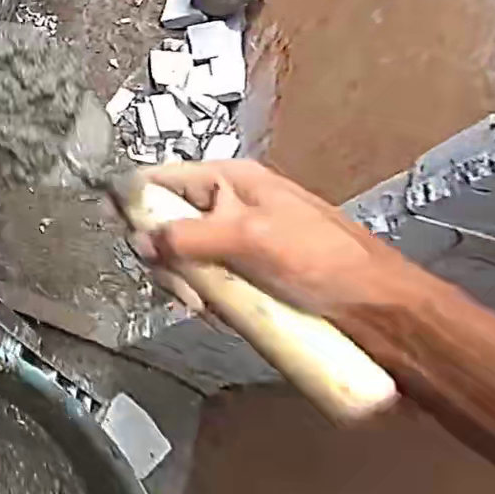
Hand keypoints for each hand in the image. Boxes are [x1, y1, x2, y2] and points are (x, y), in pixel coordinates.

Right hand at [131, 160, 447, 319]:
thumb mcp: (248, 238)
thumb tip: (140, 241)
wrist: (384, 314)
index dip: (130, 198)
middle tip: (179, 282)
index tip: (110, 222)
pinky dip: (200, 294)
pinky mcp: (240, 271)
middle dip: (162, 253)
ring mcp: (232, 240)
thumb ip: (187, 235)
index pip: (158, 178)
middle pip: (162, 221)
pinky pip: (200, 278)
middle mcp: (225, 205)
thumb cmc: (324, 262)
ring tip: (204, 303)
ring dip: (181, 280)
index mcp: (228, 180)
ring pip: (178, 254)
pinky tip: (216, 310)